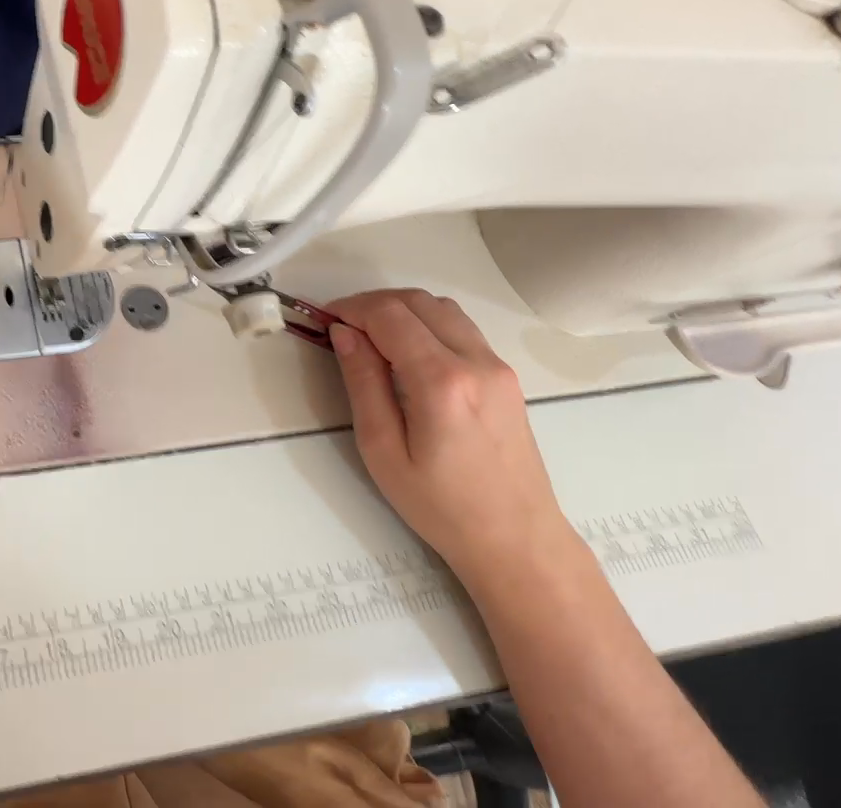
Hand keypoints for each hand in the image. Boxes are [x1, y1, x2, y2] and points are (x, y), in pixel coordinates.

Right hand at [327, 290, 579, 583]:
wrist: (515, 538)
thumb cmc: (439, 505)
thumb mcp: (382, 449)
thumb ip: (363, 384)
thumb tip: (345, 335)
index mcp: (442, 382)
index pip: (390, 315)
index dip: (351, 308)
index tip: (324, 321)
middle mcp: (476, 362)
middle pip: (418, 301)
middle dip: (372, 304)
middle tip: (341, 328)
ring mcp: (498, 366)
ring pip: (443, 308)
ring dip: (401, 310)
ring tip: (370, 338)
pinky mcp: (506, 376)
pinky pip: (461, 328)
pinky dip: (426, 323)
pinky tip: (405, 352)